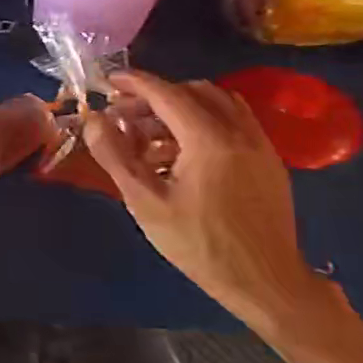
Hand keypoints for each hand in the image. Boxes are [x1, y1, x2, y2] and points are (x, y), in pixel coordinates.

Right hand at [83, 70, 332, 331]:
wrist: (264, 281)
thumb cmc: (198, 244)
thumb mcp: (145, 202)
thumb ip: (115, 155)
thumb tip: (93, 119)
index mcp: (210, 140)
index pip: (168, 94)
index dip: (135, 83)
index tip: (108, 81)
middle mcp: (240, 133)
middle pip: (195, 92)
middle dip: (156, 96)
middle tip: (124, 114)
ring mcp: (260, 146)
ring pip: (219, 104)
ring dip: (181, 107)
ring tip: (149, 133)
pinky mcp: (268, 161)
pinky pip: (233, 123)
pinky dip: (203, 122)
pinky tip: (180, 152)